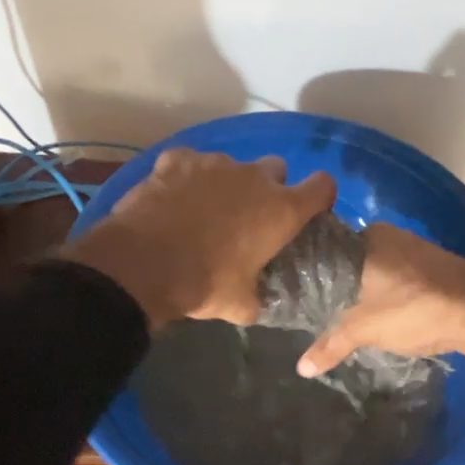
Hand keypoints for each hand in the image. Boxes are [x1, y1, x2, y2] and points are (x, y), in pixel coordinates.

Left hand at [63, 149, 334, 327]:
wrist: (142, 266)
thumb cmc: (204, 285)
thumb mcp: (241, 305)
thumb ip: (259, 297)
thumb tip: (258, 300)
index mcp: (281, 210)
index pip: (322, 187)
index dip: (319, 196)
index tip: (310, 210)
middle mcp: (254, 177)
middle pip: (276, 169)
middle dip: (269, 188)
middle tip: (251, 217)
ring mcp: (215, 163)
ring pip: (232, 166)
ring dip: (227, 184)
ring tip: (205, 211)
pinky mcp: (177, 159)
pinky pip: (191, 163)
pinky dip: (188, 177)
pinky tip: (175, 198)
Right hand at [297, 224, 464, 447]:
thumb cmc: (414, 310)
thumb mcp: (364, 329)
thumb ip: (331, 344)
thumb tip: (300, 368)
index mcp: (367, 236)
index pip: (326, 248)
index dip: (311, 272)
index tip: (297, 294)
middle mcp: (391, 235)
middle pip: (352, 261)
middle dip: (340, 285)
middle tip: (319, 312)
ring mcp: (417, 249)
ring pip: (378, 270)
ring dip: (367, 292)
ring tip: (348, 317)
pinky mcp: (437, 267)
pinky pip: (400, 279)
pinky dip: (390, 295)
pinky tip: (385, 315)